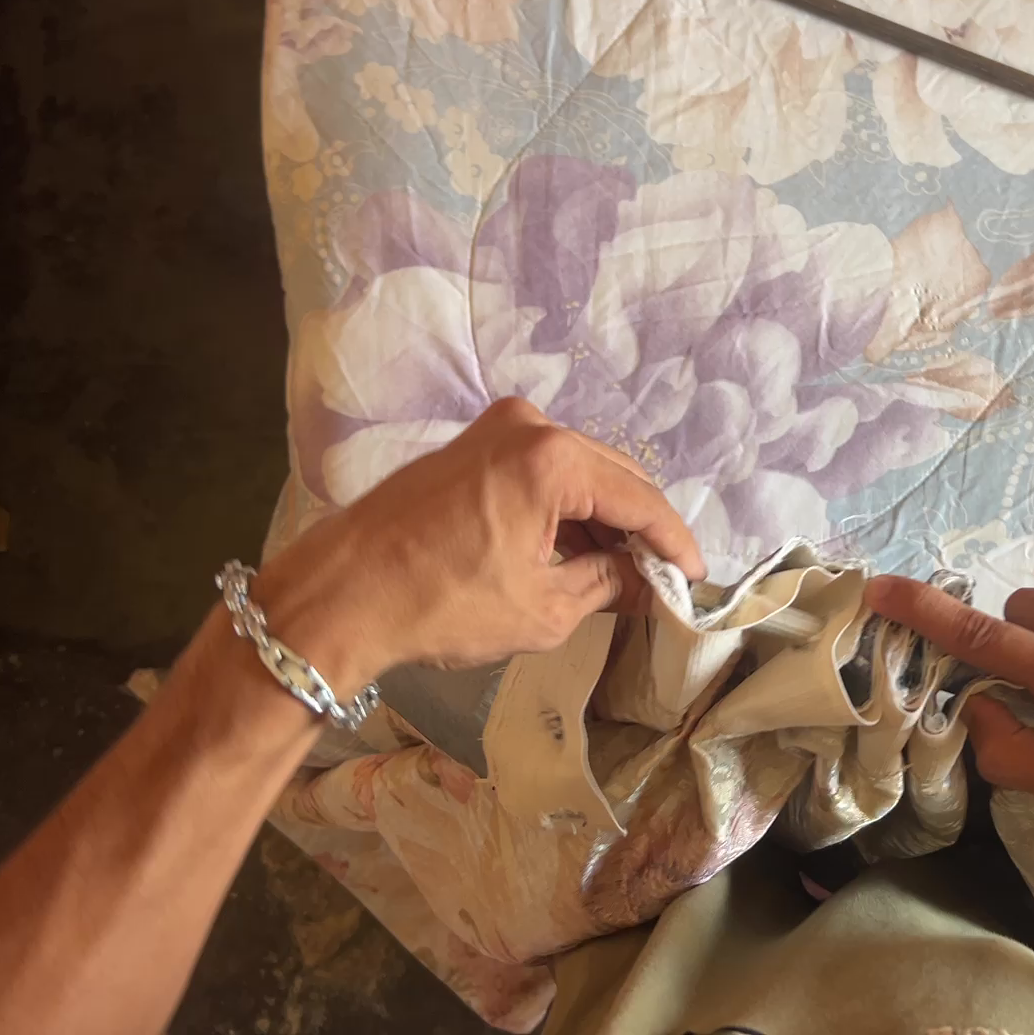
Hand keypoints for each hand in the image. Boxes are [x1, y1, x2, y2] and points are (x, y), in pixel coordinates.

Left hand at [252, 398, 705, 695]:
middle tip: (664, 576)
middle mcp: (531, 427)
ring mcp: (498, 430)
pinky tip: (580, 548)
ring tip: (624, 570)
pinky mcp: (476, 445)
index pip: (641, 501)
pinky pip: (545, 473)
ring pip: (582, 474)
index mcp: (554, 460)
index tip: (697, 577)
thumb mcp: (544, 607)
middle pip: (616, 479)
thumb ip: (610, 584)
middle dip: (643, 530)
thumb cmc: (442, 604)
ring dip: (607, 521)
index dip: (675, 543)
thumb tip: (649, 586)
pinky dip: (570, 510)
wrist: (336, 596)